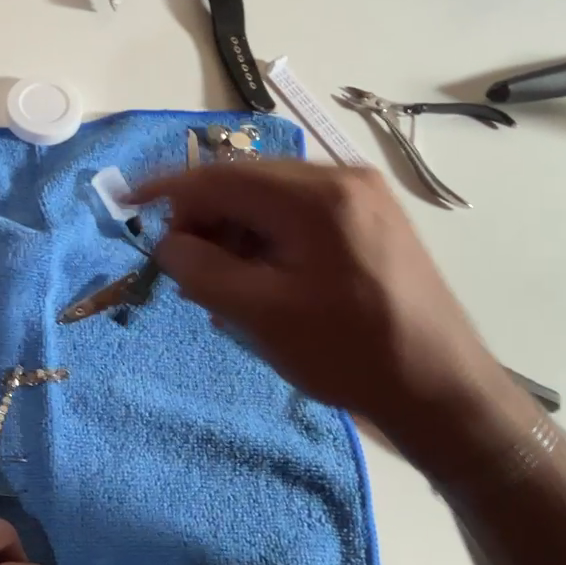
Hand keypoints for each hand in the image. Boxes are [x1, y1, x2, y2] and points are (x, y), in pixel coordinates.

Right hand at [129, 161, 511, 440]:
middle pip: (244, 186)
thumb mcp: (260, 315)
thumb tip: (167, 244)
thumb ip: (202, 271)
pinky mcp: (368, 225)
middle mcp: (343, 181)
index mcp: (318, 196)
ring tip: (222, 294)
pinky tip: (258, 289)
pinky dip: (263, 248)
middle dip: (204, 225)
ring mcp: (361, 201)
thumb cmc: (348, 352)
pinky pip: (294, 222)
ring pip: (267, 205)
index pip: (221, 176)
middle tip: (186, 277)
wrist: (440, 389)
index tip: (125, 204)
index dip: (166, 190)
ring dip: (232, 240)